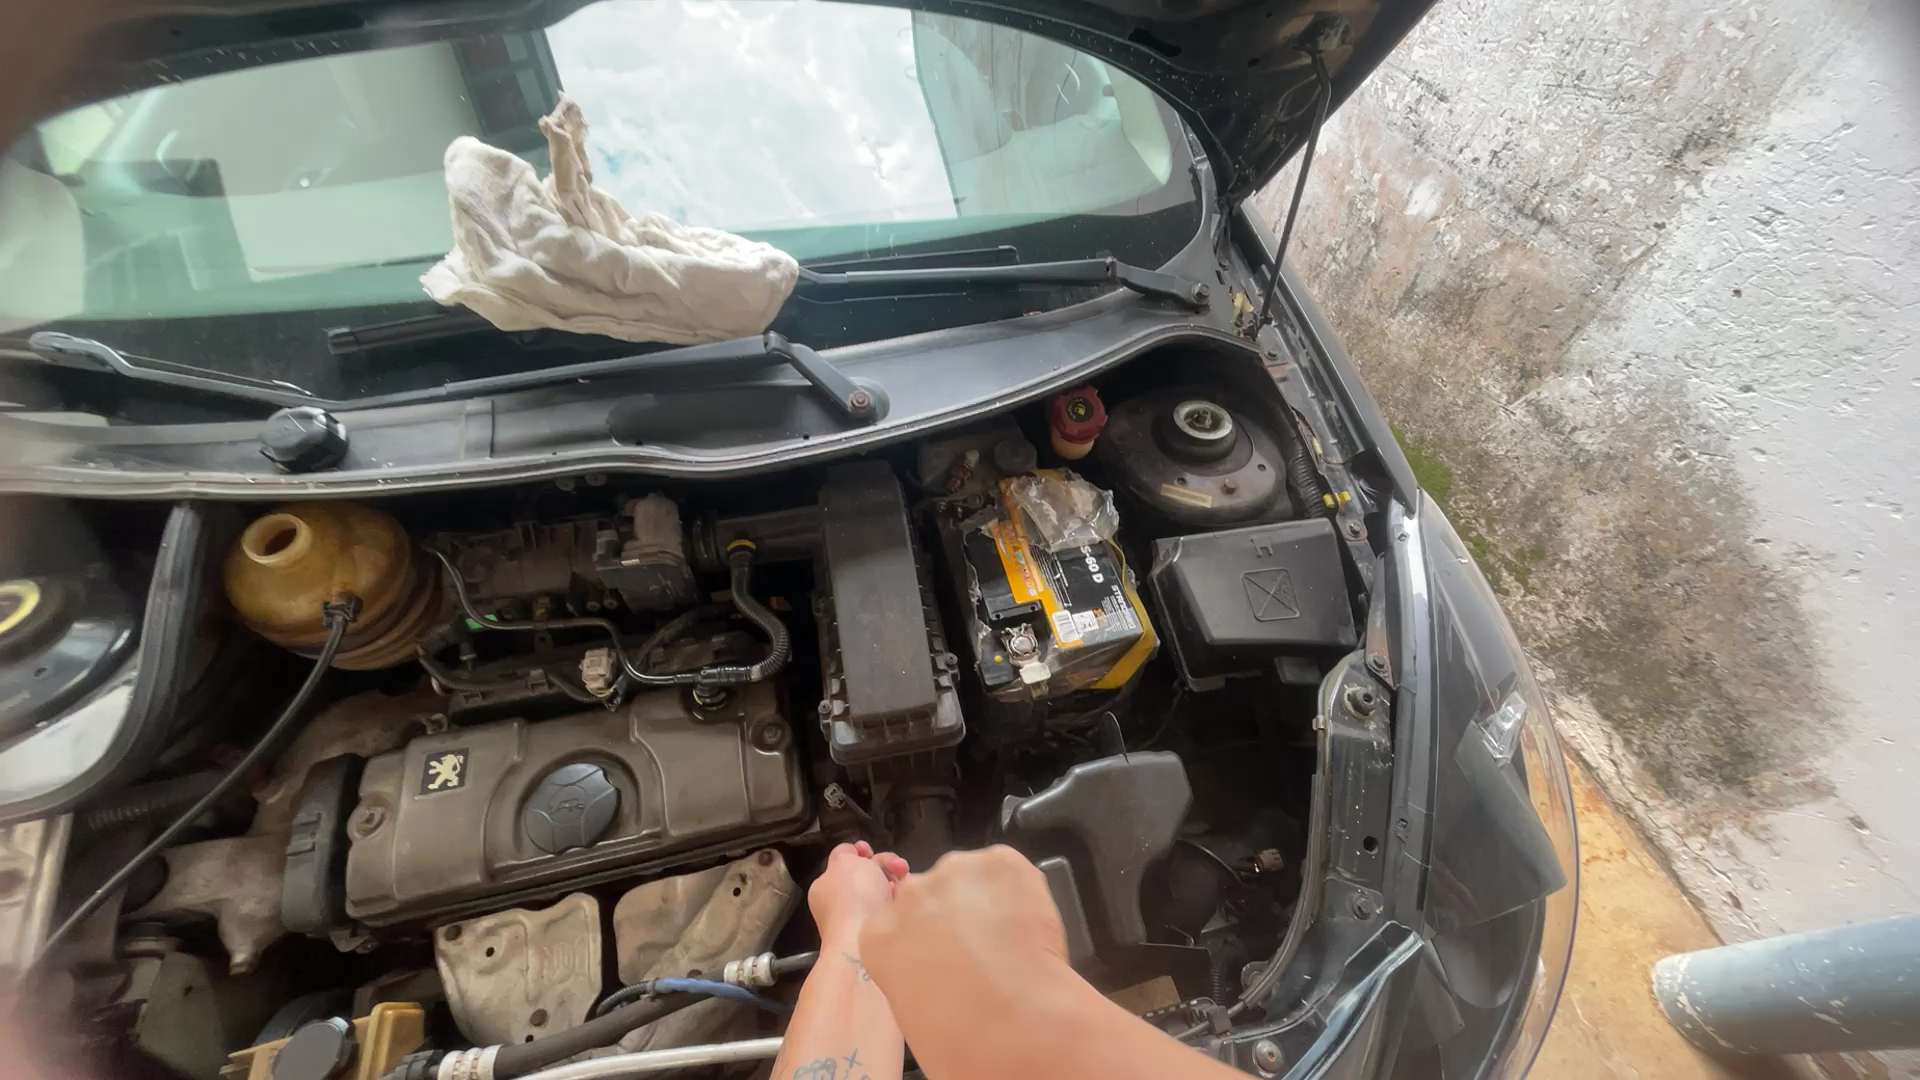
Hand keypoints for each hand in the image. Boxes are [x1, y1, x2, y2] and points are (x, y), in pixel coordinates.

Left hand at [808, 840, 908, 944]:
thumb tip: (851, 854)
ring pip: (881, 890)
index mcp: (825, 886)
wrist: (863, 944)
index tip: (870, 851)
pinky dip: (897, 901)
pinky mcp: (876, 933)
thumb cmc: (853, 896)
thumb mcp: (844, 861)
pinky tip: (902, 900)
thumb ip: (846, 852)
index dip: (859, 851)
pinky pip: (889, 908)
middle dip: (884, 865)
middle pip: (866, 873)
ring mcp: (858, 919)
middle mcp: (839, 903)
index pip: (843, 860)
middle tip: (897, 865)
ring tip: (903, 883)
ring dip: (894, 881)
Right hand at [858, 846, 1071, 1049]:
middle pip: (932, 892)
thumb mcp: (913, 1010)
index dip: (925, 936)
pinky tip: (1026, 927)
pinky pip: (1008, 871)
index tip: (944, 954)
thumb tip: (937, 964)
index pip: (897, 920)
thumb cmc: (959, 1039)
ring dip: (986, 899)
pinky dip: (1019, 891)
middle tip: (980, 949)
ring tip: (1008, 941)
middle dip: (954, 912)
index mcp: (879, 933)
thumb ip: (915, 968)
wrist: (1013, 1024)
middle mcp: (912, 892)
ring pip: (972, 876)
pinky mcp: (1000, 860)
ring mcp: (955, 869)